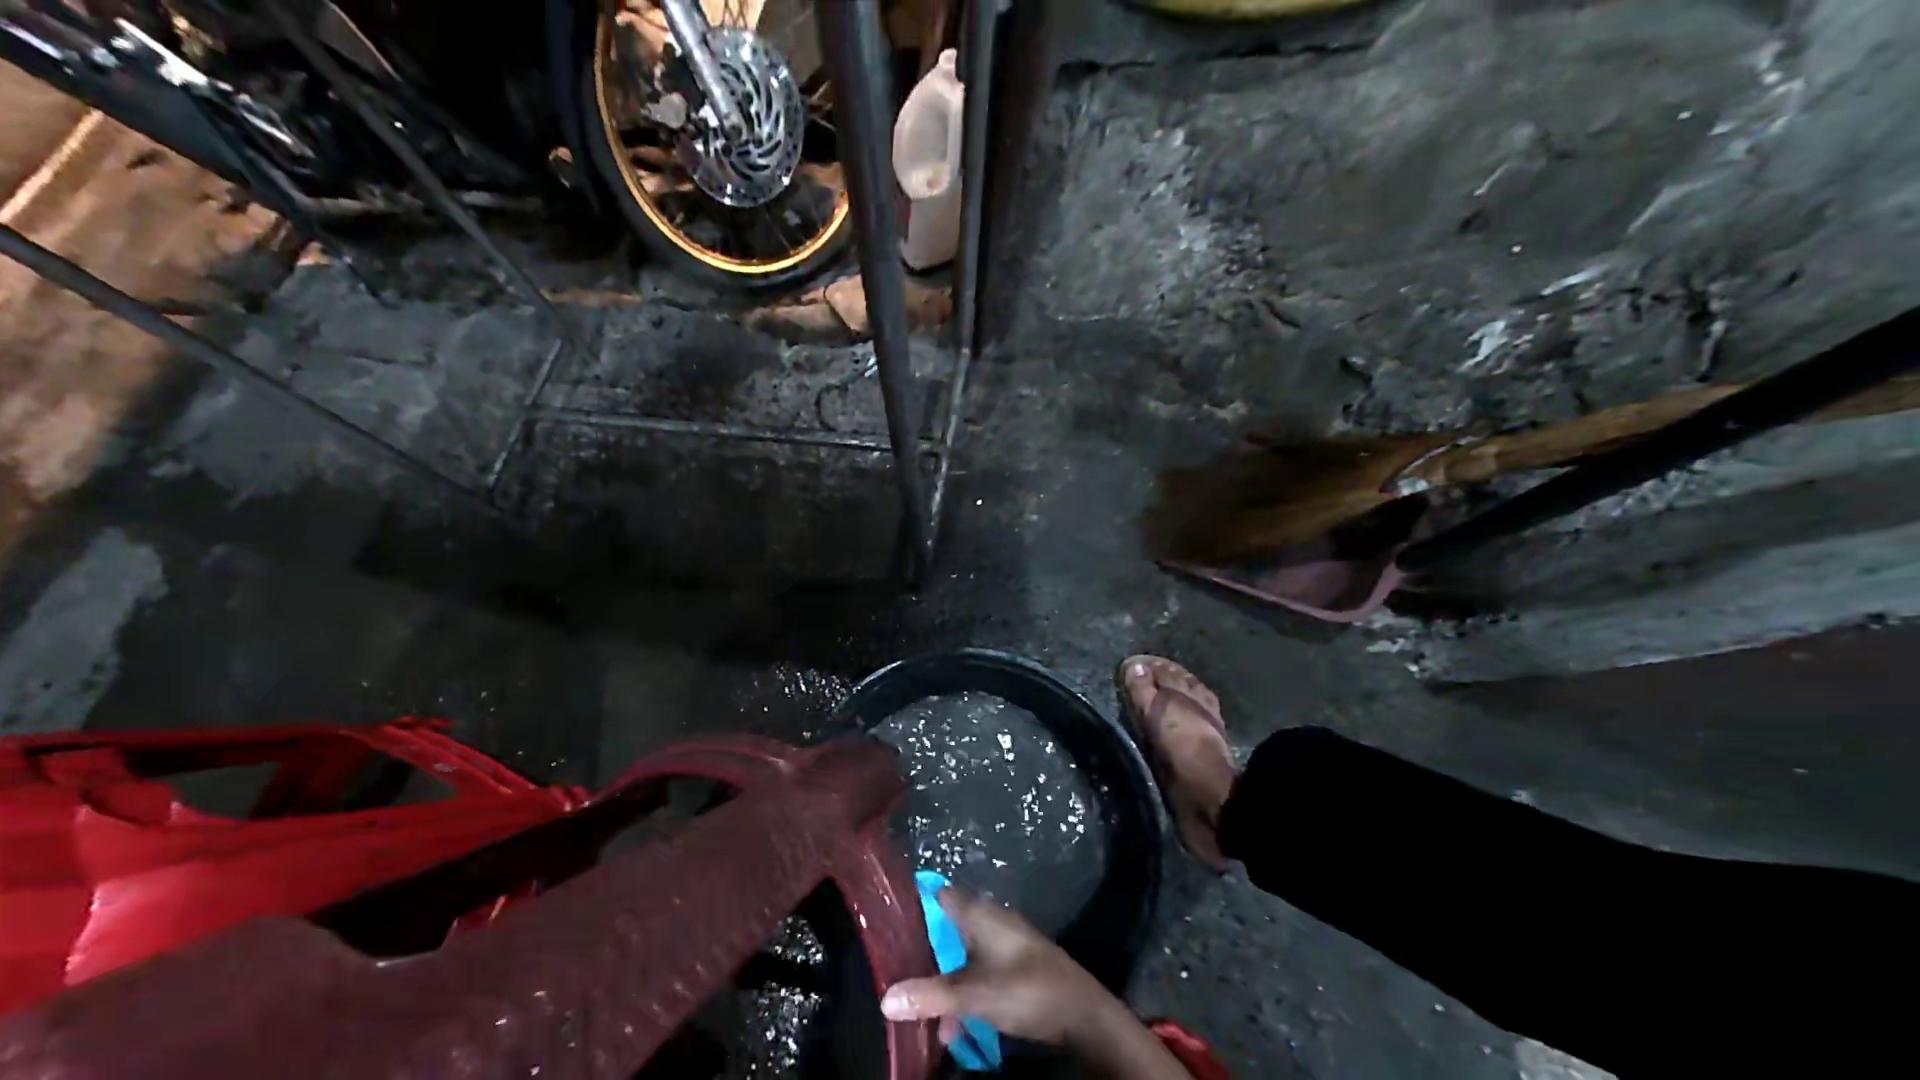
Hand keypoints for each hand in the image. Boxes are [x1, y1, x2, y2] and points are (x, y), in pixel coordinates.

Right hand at [881, 887, 1115, 1048]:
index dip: (914, 903)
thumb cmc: (1026, 988)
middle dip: (924, 955)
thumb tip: (885, 998)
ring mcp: (1004, 943)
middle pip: (946, 928)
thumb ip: (931, 995)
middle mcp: (990, 920)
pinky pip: (978, 973)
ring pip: (962, 956)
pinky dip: (964, 994)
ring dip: (944, 984)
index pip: (938, 895)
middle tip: (900, 977)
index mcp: (979, 913)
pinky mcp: (1014, 967)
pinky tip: (956, 1025)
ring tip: (928, 1018)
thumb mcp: (975, 994)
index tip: (889, 922)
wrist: (1082, 1014)